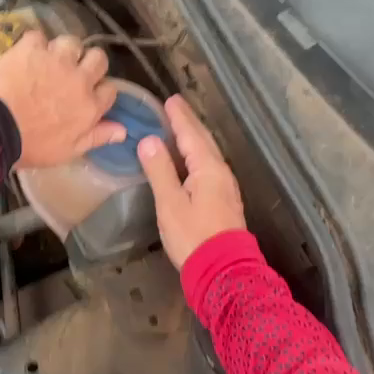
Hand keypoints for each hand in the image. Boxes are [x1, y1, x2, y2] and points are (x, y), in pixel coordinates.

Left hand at [0, 31, 125, 168]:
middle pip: (98, 58)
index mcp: (89, 106)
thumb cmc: (30, 146)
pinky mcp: (30, 48)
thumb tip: (123, 129)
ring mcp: (55, 60)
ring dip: (63, 50)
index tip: (87, 94)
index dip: (100, 90)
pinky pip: (38, 36)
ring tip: (49, 59)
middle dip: (88, 62)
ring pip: (72, 42)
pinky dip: (33, 44)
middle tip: (72, 72)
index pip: (110, 89)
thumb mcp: (68, 151)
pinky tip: (26, 54)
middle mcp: (78, 78)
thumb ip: (97, 137)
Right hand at [138, 95, 246, 269]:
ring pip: (207, 154)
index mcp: (208, 169)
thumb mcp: (170, 203)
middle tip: (175, 106)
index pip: (190, 135)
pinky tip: (190, 159)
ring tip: (181, 126)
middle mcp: (220, 173)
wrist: (224, 273)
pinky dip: (197, 154)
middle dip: (189, 123)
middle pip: (203, 141)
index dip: (179, 118)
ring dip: (193, 138)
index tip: (170, 100)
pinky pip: (208, 166)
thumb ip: (160, 170)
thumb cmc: (193, 236)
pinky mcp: (223, 201)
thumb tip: (149, 140)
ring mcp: (225, 188)